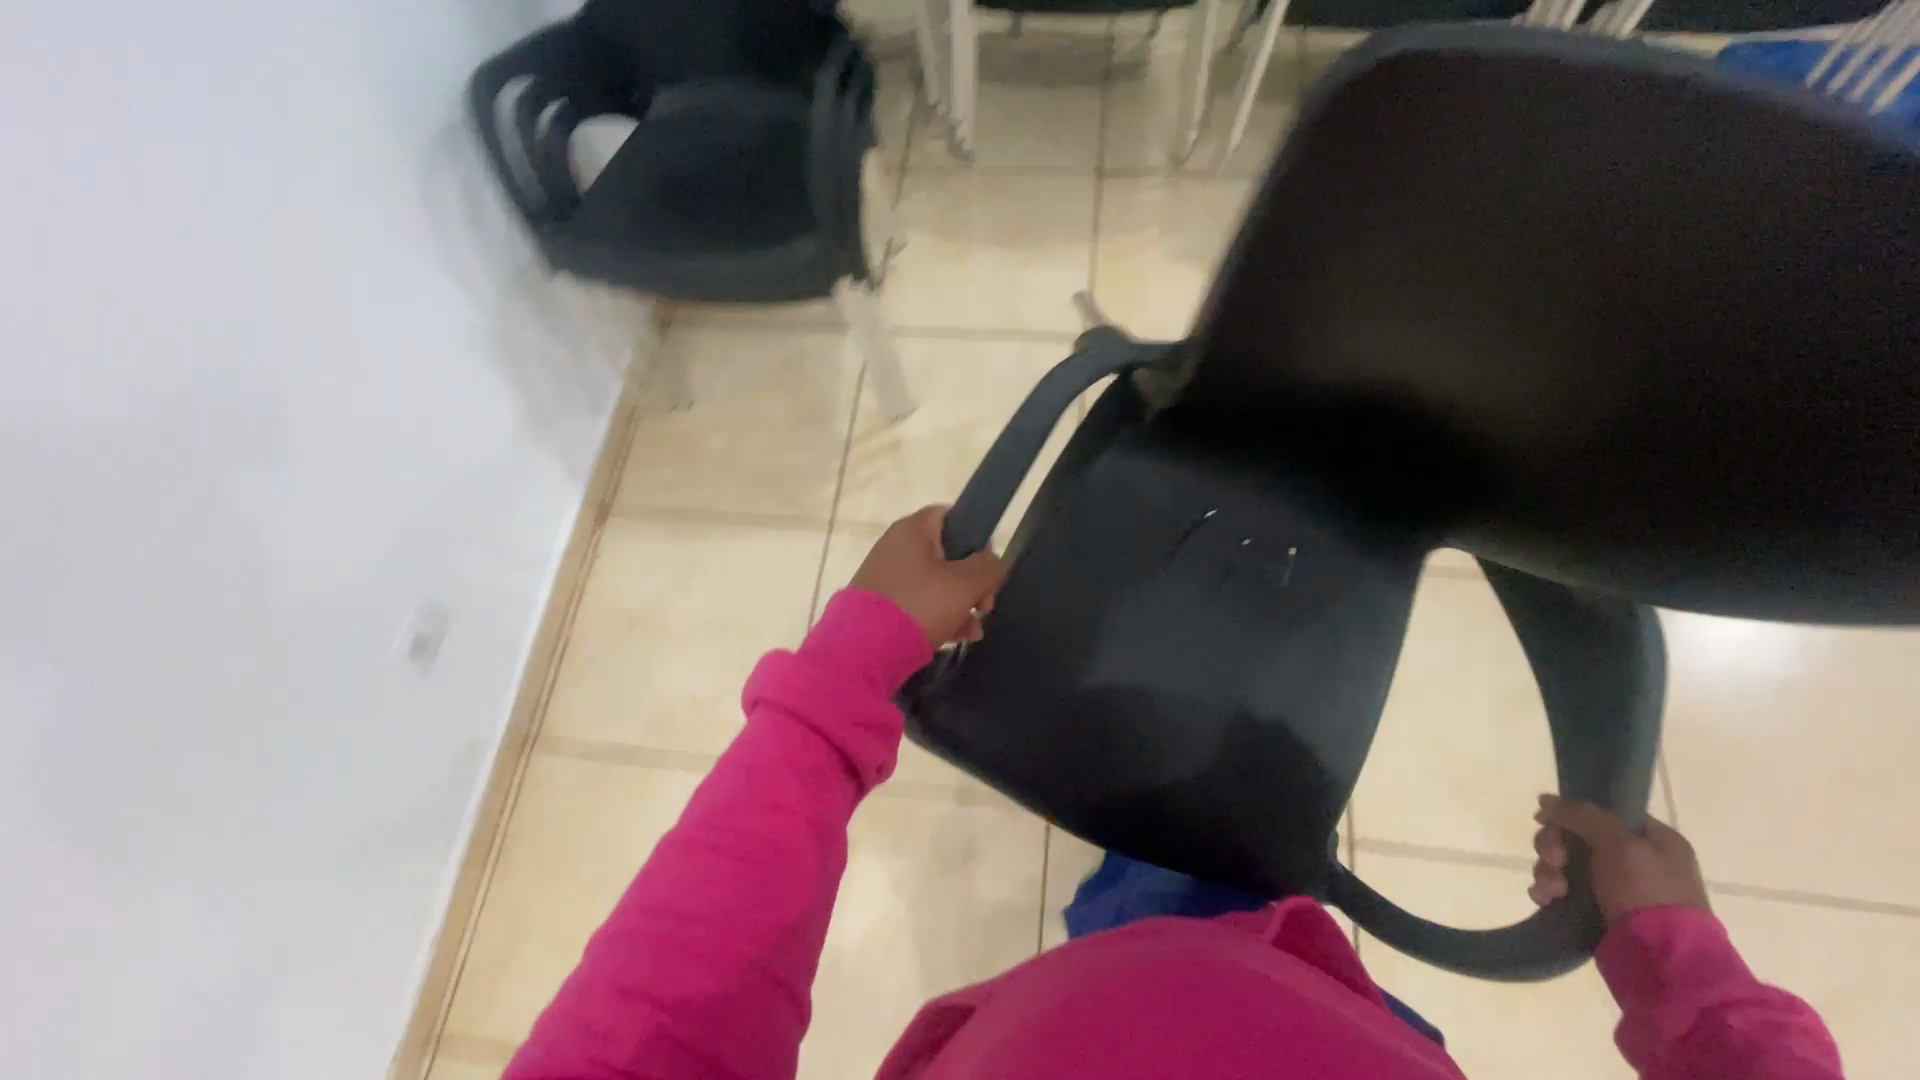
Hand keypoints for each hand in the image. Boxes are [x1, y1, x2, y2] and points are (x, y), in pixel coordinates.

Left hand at [850, 506, 1006, 646]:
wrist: (863, 650)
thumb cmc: (919, 605)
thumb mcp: (964, 585)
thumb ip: (988, 568)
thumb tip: (995, 561)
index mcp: (913, 529)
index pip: (952, 516)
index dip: (976, 537)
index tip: (989, 566)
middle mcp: (896, 546)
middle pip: (947, 554)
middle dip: (973, 581)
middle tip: (985, 606)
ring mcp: (887, 576)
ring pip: (936, 582)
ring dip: (961, 603)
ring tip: (975, 629)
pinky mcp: (881, 604)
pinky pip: (920, 602)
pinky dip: (940, 615)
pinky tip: (959, 636)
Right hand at [1529, 794, 1710, 924]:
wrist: (1661, 962)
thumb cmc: (1647, 894)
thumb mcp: (1620, 844)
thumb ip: (1583, 816)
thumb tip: (1546, 800)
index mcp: (1654, 840)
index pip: (1603, 812)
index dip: (1571, 812)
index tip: (1546, 819)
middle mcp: (1635, 860)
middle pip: (1575, 836)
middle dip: (1554, 846)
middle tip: (1554, 860)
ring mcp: (1614, 887)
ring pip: (1563, 862)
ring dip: (1548, 871)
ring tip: (1552, 890)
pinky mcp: (1596, 910)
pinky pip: (1561, 888)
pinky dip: (1548, 890)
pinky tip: (1546, 899)